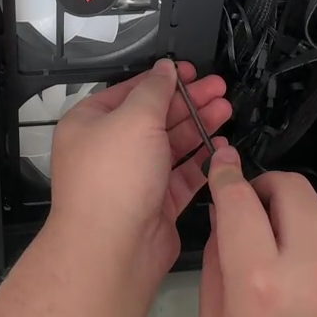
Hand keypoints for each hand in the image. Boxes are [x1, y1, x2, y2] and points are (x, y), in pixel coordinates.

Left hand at [48, 59, 228, 273]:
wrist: (111, 248)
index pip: (130, 92)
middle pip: (154, 117)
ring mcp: (132, 179)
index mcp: (90, 124)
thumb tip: (164, 68)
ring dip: (198, 128)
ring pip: (170, 146)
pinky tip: (220, 147)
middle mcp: (109, 150)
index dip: (162, 80)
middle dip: (188, 103)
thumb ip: (155, 90)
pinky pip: (180, 177)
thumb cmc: (113, 177)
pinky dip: (200, 162)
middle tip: (219, 89)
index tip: (192, 72)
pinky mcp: (154, 205)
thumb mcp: (135, 118)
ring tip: (226, 111)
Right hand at [198, 146, 316, 316]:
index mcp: (258, 284)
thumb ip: (215, 271)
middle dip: (264, 182)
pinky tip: (306, 276)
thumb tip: (222, 227)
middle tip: (250, 202)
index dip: (225, 174)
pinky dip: (315, 240)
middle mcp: (307, 266)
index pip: (238, 201)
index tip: (221, 163)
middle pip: (289, 186)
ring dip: (291, 213)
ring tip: (278, 248)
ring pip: (316, 209)